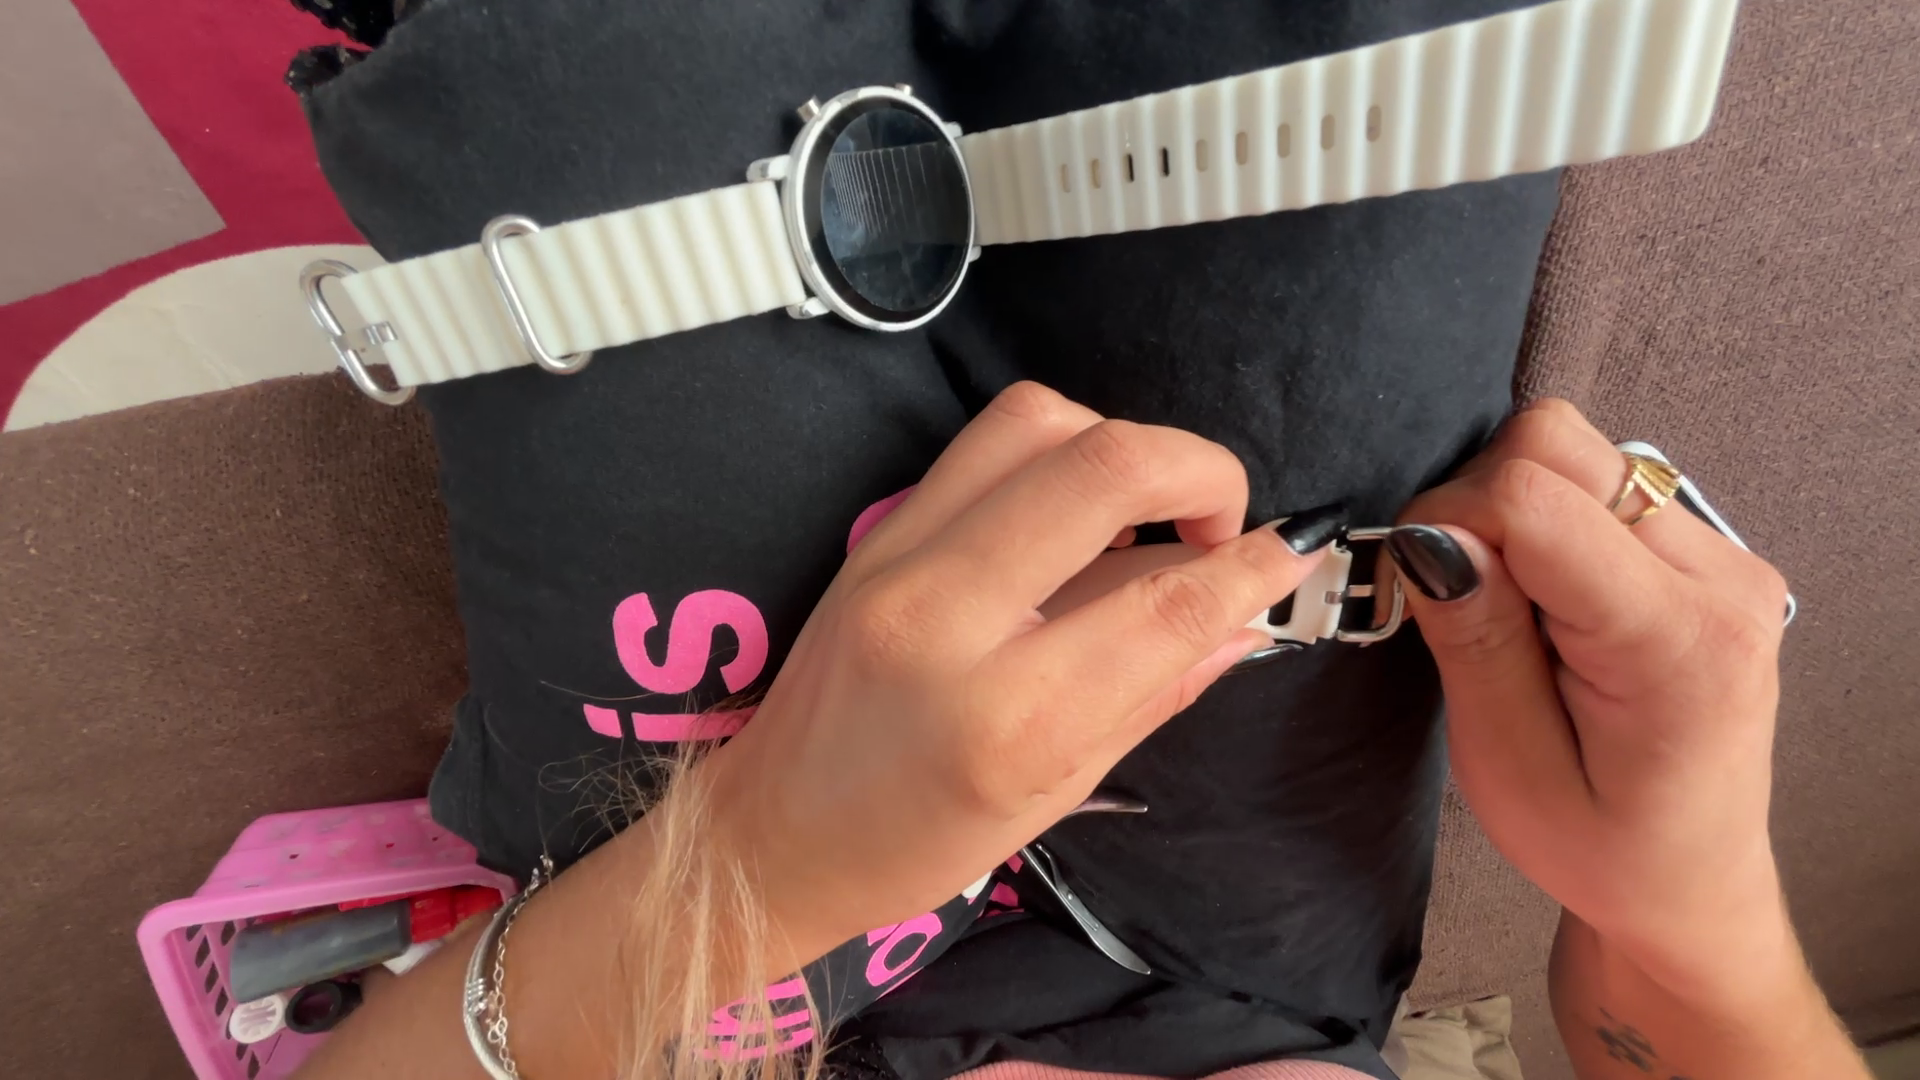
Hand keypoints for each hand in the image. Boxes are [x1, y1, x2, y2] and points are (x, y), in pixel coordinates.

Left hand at [703, 382, 1338, 961]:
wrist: (775, 823)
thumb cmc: (917, 840)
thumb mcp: (1056, 793)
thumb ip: (1155, 689)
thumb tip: (1242, 613)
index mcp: (1007, 717)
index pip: (1165, 602)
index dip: (1253, 564)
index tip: (1291, 550)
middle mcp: (948, 614)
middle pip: (1105, 467)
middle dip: (1202, 469)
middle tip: (1218, 520)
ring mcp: (897, 554)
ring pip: (1040, 422)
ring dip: (1121, 444)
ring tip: (1140, 510)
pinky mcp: (876, 529)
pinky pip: (986, 442)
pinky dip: (1057, 449)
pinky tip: (1070, 509)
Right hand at [1387, 399, 1793, 1004]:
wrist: (1686, 876)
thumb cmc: (1591, 839)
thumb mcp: (1505, 759)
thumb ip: (1474, 637)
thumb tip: (1428, 535)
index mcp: (1675, 638)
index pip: (1531, 500)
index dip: (1441, 522)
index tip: (1417, 586)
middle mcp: (1716, 571)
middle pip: (1553, 444)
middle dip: (1469, 498)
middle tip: (1453, 585)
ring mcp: (1714, 551)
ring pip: (1567, 448)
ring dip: (1497, 503)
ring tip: (1491, 591)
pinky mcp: (1691, 547)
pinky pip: (1584, 478)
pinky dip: (1526, 512)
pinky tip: (1524, 584)